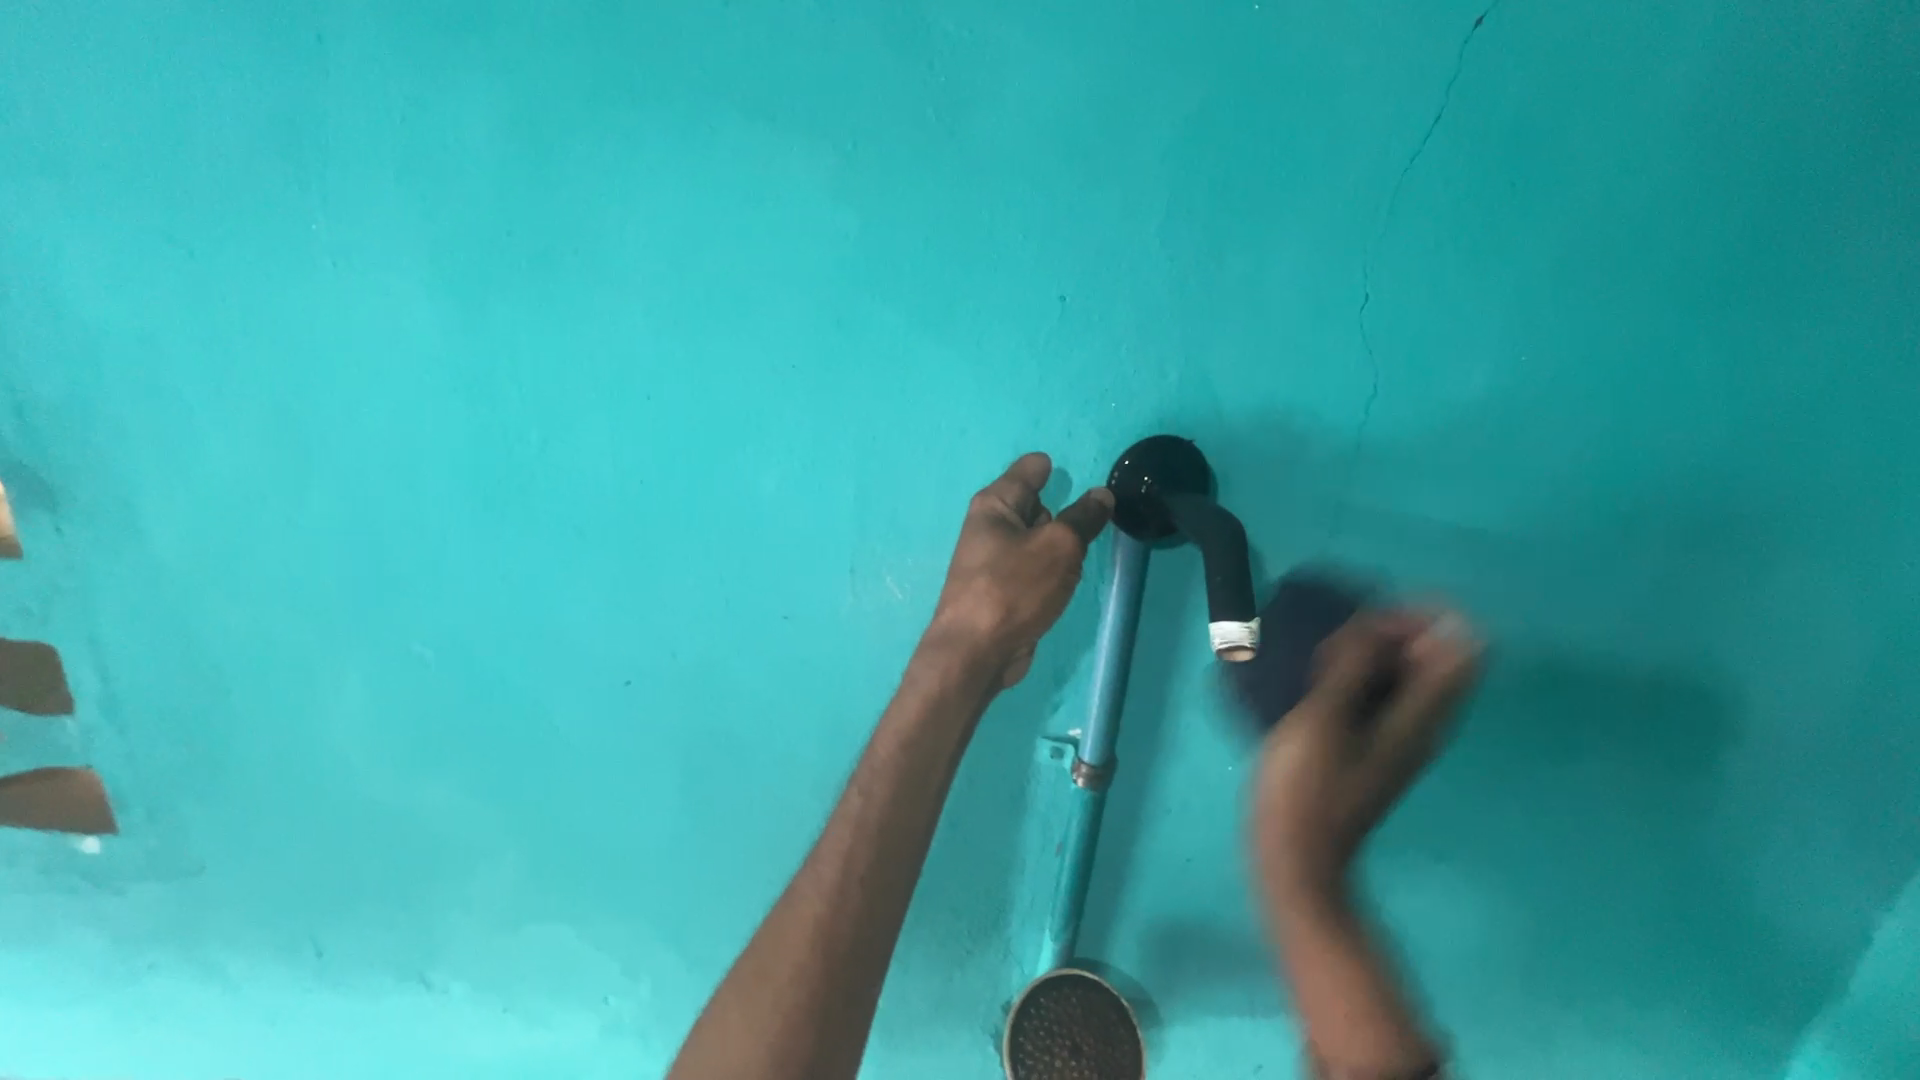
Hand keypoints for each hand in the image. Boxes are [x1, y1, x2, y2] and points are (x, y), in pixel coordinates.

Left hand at [928, 453, 1112, 686]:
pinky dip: (1049, 569)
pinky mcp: (1001, 592)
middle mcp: (989, 528)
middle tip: (1093, 511)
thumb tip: (1101, 494)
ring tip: (1086, 544)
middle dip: (1056, 506)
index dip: (1046, 467)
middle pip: (1030, 504)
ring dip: (1056, 542)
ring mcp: (993, 562)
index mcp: (995, 505)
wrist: (976, 652)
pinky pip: (1031, 569)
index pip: (1025, 471)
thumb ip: (1083, 519)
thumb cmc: (1014, 587)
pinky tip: (1066, 577)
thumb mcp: (1058, 546)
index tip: (1066, 468)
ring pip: (1033, 540)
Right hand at [1252, 609, 1481, 902]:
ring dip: (1365, 653)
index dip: (1424, 618)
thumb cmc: (1307, 787)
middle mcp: (1420, 724)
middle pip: (1430, 658)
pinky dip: (1352, 676)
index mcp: (1421, 716)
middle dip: (1389, 632)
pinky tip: (1312, 681)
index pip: (1459, 648)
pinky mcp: (1368, 746)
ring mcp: (1395, 737)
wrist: (1296, 856)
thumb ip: (1355, 667)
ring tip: (1317, 657)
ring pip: (1399, 675)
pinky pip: (1376, 693)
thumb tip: (1384, 622)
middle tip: (1337, 640)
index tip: (1370, 617)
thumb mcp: (1325, 718)